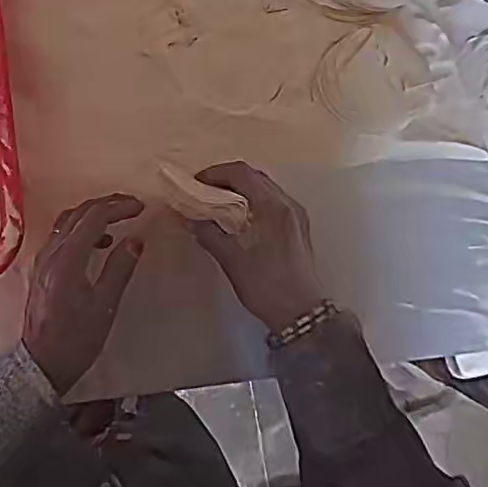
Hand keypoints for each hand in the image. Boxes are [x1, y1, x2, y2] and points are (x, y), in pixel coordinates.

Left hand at [21, 194, 144, 393]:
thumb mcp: (105, 304)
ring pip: (68, 220)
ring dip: (93, 213)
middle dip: (107, 204)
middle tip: (132, 206)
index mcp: (68, 260)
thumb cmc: (76, 339)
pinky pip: (62, 234)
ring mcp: (43, 259)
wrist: (41, 365)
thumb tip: (136, 239)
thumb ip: (120, 267)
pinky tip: (99, 241)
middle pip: (79, 213)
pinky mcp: (42, 268)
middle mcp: (51, 253)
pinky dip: (82, 227)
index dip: (119, 206)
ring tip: (118, 219)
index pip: (94, 217)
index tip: (140, 207)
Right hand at [182, 162, 324, 332]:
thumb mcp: (231, 259)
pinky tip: (239, 217)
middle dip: (226, 179)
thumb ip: (207, 232)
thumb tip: (186, 216)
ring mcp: (296, 214)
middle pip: (254, 176)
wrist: (301, 313)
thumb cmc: (266, 286)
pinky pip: (273, 200)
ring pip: (265, 187)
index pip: (242, 173)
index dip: (215, 173)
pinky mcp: (298, 226)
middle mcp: (288, 203)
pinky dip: (253, 200)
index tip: (195, 184)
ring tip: (217, 203)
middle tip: (202, 192)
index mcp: (273, 206)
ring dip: (240, 189)